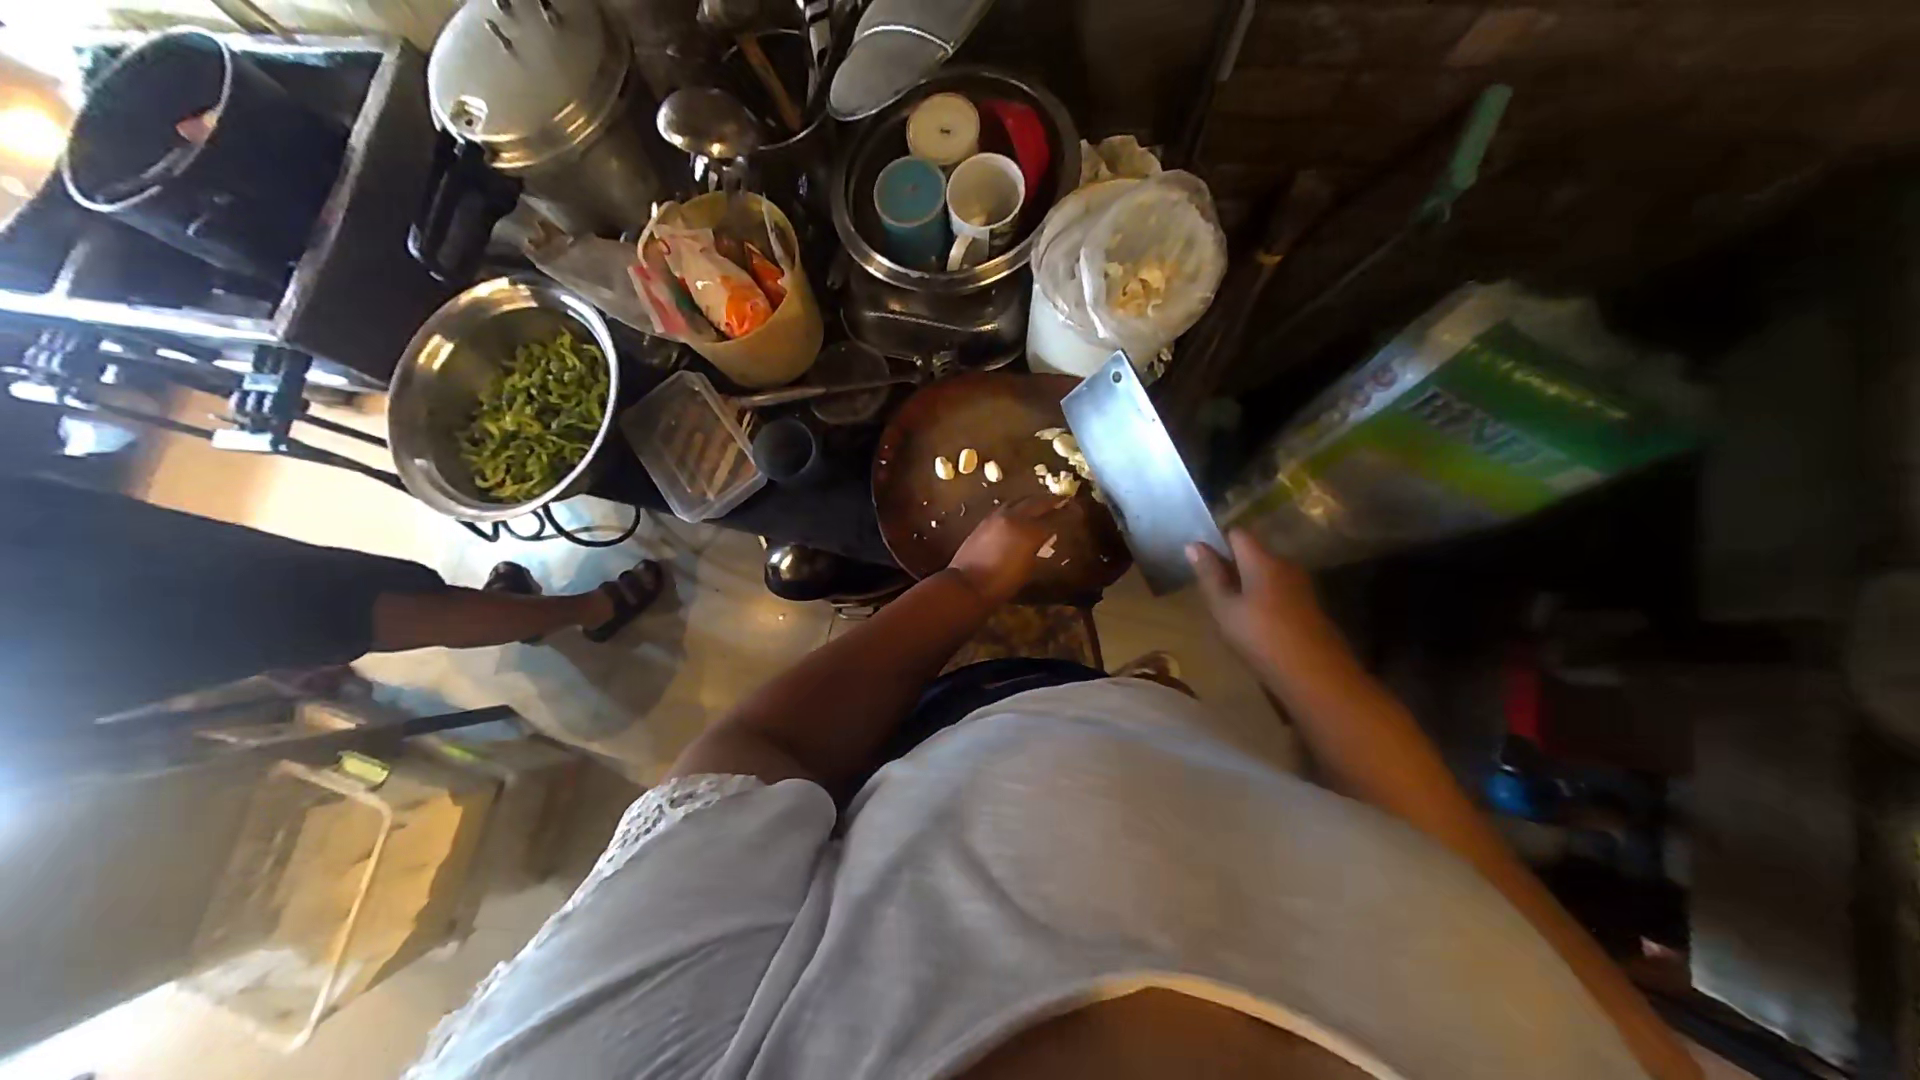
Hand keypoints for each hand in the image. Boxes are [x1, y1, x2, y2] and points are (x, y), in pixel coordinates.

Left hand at [948, 496, 1068, 607]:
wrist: (967, 585)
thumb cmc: (1002, 583)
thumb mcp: (1028, 567)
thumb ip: (1039, 547)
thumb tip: (1046, 538)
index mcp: (1030, 531)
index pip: (1055, 517)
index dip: (1068, 513)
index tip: (1076, 510)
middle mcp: (1015, 517)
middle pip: (1037, 502)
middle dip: (1051, 501)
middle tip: (1062, 501)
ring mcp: (997, 517)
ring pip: (1020, 501)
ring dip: (1033, 501)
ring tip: (1042, 504)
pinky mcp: (985, 521)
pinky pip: (1006, 507)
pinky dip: (1017, 507)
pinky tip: (1020, 512)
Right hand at [1187, 529, 1338, 668]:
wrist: (1315, 674)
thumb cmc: (1261, 637)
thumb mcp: (1224, 608)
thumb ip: (1209, 575)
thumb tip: (1193, 544)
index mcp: (1262, 560)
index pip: (1237, 533)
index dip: (1217, 541)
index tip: (1200, 560)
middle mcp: (1285, 564)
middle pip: (1253, 553)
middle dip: (1230, 565)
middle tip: (1209, 589)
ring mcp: (1300, 585)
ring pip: (1265, 573)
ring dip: (1245, 583)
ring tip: (1227, 608)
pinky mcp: (1307, 605)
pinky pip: (1277, 590)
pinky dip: (1261, 597)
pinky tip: (1252, 621)